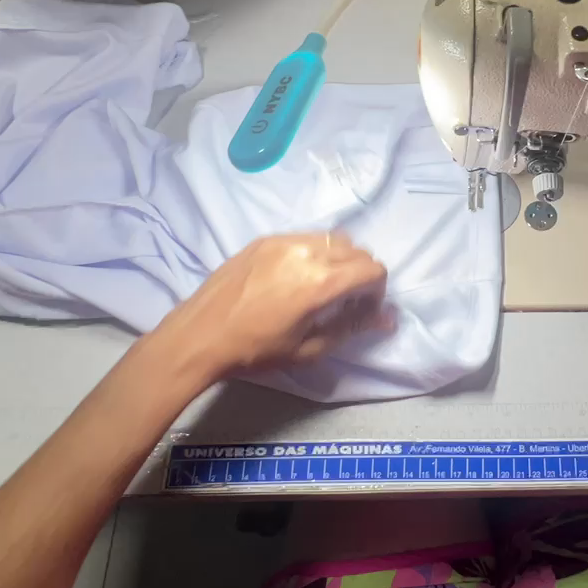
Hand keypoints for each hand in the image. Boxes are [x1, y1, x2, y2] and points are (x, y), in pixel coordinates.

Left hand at [148, 233, 390, 379]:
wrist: (198, 336)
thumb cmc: (255, 350)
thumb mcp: (310, 348)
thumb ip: (353, 327)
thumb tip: (389, 318)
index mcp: (321, 282)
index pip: (372, 269)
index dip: (377, 291)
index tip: (364, 310)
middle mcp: (307, 251)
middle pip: (357, 250)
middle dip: (362, 274)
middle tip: (347, 300)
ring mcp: (285, 240)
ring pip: (334, 238)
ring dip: (341, 259)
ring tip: (324, 285)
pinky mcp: (266, 239)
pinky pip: (307, 237)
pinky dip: (316, 251)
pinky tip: (298, 276)